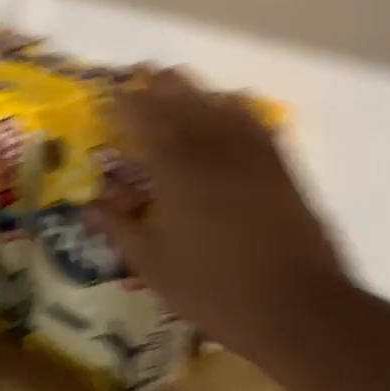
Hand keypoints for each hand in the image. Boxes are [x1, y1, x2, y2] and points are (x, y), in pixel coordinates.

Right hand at [89, 67, 353, 362]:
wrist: (300, 308)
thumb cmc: (215, 289)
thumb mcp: (153, 265)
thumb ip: (119, 228)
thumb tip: (89, 206)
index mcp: (175, 166)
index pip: (140, 116)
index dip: (119, 102)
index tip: (103, 97)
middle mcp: (213, 145)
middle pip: (180, 97)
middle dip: (154, 86)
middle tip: (135, 81)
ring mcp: (252, 151)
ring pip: (217, 100)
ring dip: (191, 91)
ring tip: (175, 88)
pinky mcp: (281, 165)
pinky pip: (253, 119)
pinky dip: (232, 107)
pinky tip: (227, 110)